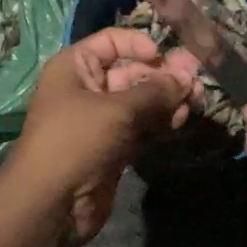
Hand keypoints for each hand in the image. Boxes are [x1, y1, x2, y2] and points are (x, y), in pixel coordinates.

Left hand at [2, 28, 196, 246]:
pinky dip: (161, 122)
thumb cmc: (76, 141)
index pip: (111, 42)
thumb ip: (154, 91)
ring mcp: (101, 120)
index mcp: (75, 67)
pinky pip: (142, 126)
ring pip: (141, 102)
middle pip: (131, 72)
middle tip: (196, 78)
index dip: (138, 44)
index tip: (165, 54)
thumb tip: (186, 77)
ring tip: (196, 98)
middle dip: (162, 75)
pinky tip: (183, 119)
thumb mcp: (116, 110)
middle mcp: (88, 88)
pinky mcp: (114, 147)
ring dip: (167, 99)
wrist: (51, 204)